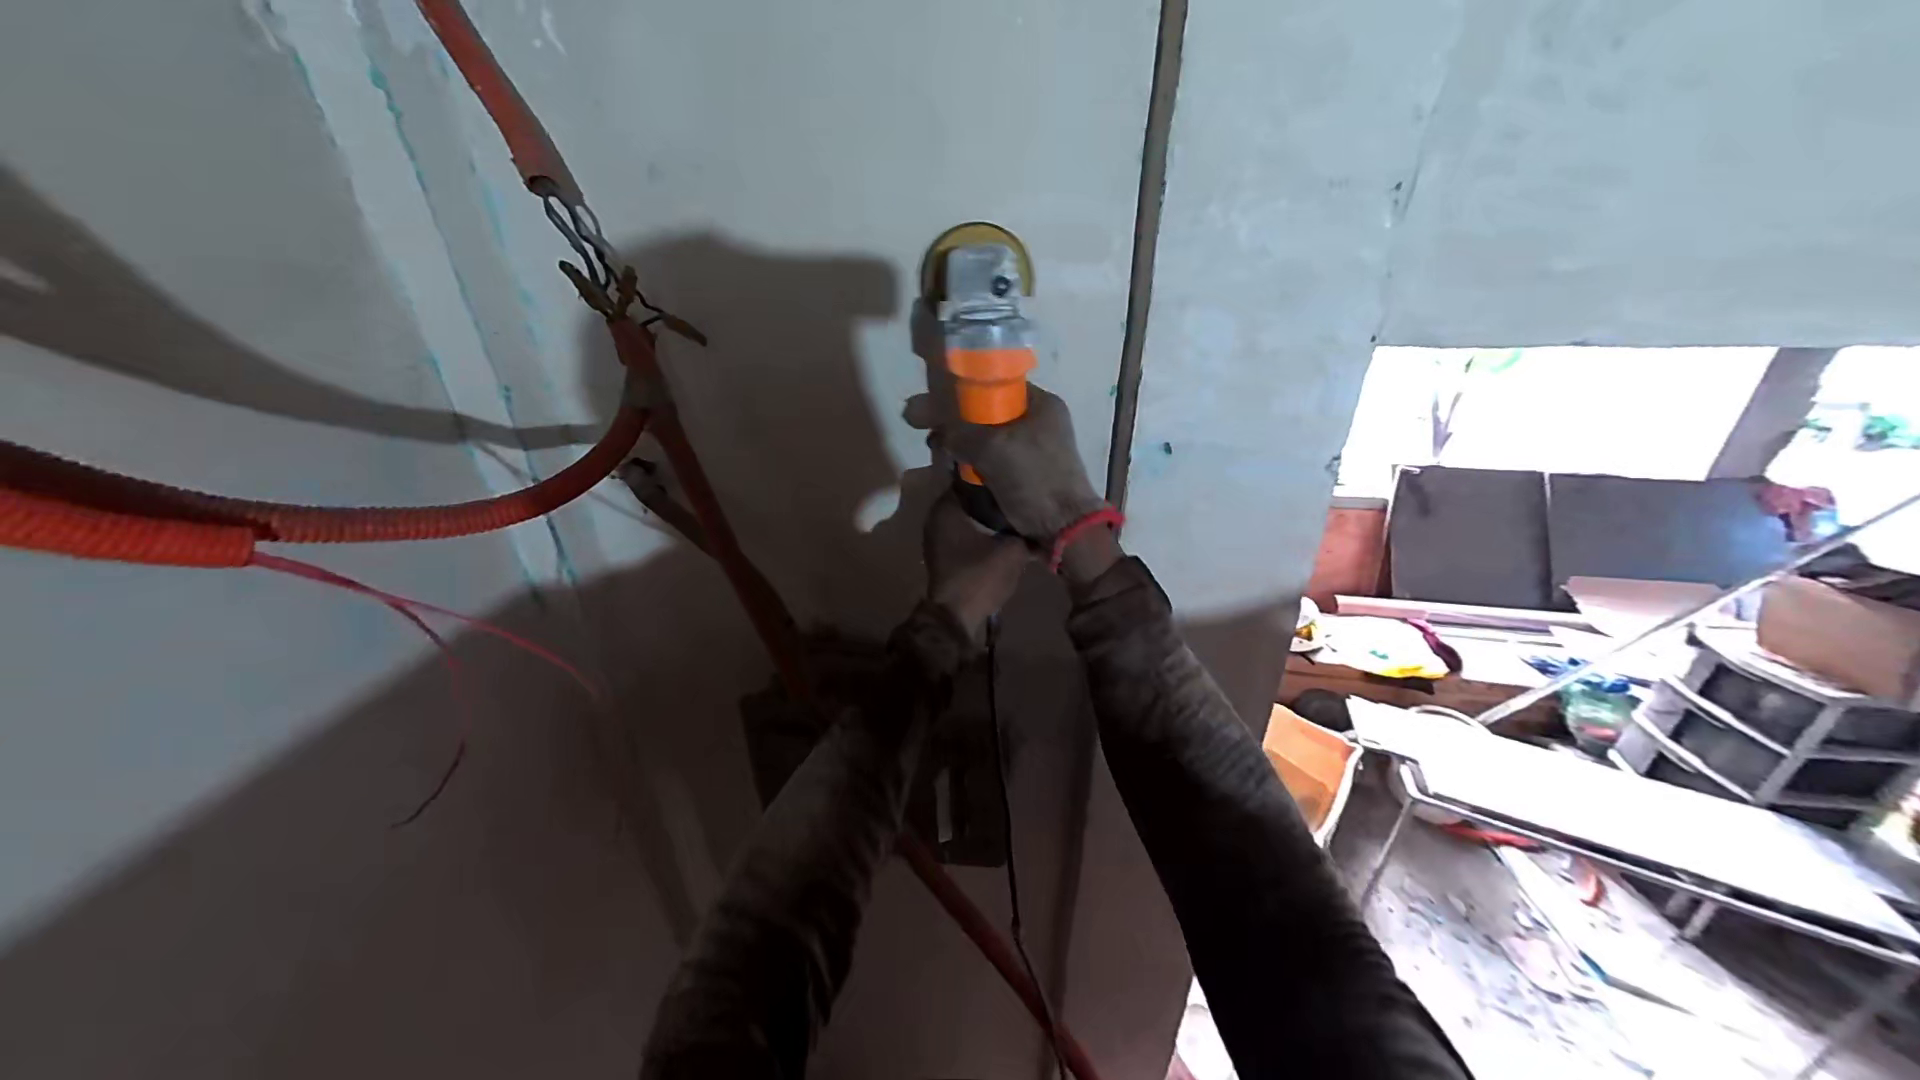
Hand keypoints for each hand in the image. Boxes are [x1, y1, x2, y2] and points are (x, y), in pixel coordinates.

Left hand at [924, 492, 1029, 637]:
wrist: (956, 617)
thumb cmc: (980, 577)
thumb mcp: (1013, 551)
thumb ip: (1028, 532)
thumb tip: (1042, 522)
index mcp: (948, 507)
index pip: (974, 478)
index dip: (998, 478)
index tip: (1020, 479)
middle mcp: (938, 516)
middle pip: (973, 498)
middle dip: (997, 498)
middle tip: (1024, 496)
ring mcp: (939, 536)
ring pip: (972, 516)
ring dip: (992, 517)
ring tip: (1020, 514)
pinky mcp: (946, 553)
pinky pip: (969, 533)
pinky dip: (985, 532)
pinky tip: (1008, 534)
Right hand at [940, 386, 1105, 543]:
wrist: (1064, 528)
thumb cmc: (1034, 479)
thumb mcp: (992, 448)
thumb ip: (961, 433)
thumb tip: (940, 435)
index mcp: (1041, 404)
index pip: (994, 385)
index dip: (961, 391)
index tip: (934, 403)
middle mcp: (1039, 422)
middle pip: (987, 413)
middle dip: (956, 422)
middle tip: (926, 430)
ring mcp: (1034, 450)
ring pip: (988, 440)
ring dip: (963, 446)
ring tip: (938, 453)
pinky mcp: (1027, 475)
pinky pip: (993, 461)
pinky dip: (974, 464)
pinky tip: (955, 470)